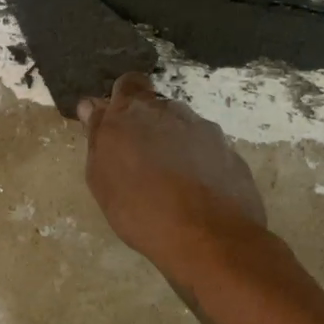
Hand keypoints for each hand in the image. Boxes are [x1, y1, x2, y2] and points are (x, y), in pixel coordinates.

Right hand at [77, 73, 266, 274]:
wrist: (208, 238)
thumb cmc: (138, 208)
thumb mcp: (100, 176)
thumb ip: (97, 136)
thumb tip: (93, 107)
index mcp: (132, 111)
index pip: (127, 84)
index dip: (122, 100)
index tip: (117, 126)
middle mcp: (170, 111)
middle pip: (156, 108)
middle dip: (148, 126)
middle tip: (140, 161)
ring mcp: (205, 130)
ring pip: (183, 128)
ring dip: (174, 144)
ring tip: (170, 182)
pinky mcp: (231, 153)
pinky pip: (207, 151)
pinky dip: (199, 164)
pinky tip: (195, 194)